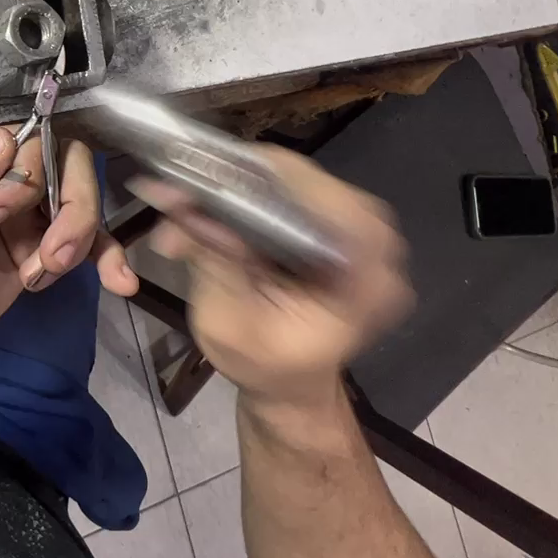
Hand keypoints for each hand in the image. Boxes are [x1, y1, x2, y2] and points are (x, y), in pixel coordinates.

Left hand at [0, 125, 134, 378]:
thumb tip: (2, 138)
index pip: (25, 142)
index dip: (28, 173)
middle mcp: (0, 186)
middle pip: (66, 166)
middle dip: (71, 208)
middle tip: (46, 255)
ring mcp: (24, 220)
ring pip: (80, 203)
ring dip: (81, 237)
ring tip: (47, 274)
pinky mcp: (39, 253)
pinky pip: (83, 244)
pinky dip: (106, 257)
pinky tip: (120, 281)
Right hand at [129, 148, 410, 408]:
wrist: (288, 383)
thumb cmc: (262, 366)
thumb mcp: (227, 325)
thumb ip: (214, 264)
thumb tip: (181, 206)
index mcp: (364, 286)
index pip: (340, 214)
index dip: (283, 185)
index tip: (225, 174)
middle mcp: (377, 255)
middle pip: (321, 189)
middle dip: (256, 178)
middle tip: (198, 176)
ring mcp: (363, 239)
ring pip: (310, 184)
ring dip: (253, 179)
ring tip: (203, 183)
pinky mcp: (341, 230)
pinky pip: (304, 193)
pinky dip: (260, 188)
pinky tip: (224, 193)